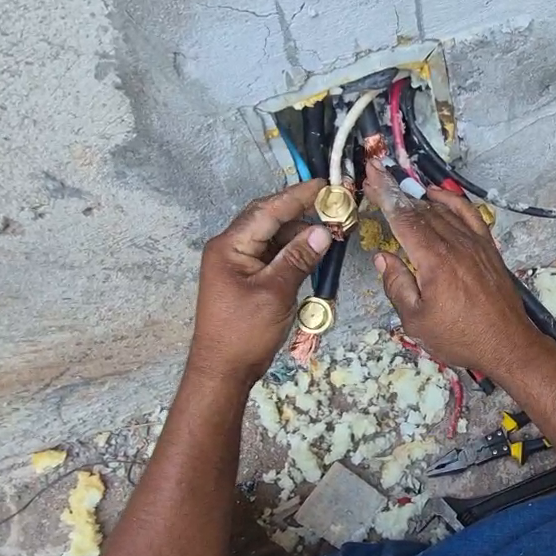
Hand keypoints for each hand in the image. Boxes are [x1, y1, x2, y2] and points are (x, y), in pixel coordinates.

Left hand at [187, 180, 330, 384]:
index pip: (267, 211)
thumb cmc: (245, 332)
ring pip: (272, 238)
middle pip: (267, 219)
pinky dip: (293, 252)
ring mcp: (237, 264)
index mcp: (230, 246)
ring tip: (329, 233)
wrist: (223, 370)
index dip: (297, 196)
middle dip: (299, 212)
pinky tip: (313, 254)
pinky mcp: (245, 279)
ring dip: (299, 234)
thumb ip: (299, 258)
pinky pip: (272, 256)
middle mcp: (230, 248)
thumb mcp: (276, 292)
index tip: (324, 185)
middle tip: (331, 206)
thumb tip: (322, 231)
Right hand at [366, 166, 543, 372]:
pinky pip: (469, 214)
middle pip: (420, 210)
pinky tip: (438, 195)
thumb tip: (383, 258)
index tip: (371, 175)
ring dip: (417, 198)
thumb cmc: (460, 337)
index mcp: (434, 260)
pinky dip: (452, 201)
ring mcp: (475, 243)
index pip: (403, 219)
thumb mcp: (416, 321)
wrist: (507, 344)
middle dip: (396, 193)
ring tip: (398, 190)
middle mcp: (455, 244)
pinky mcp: (488, 248)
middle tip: (376, 181)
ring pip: (442, 211)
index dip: (384, 195)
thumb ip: (397, 285)